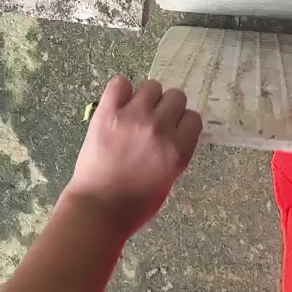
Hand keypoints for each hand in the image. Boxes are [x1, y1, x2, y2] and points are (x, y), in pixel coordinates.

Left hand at [61, 76, 201, 238]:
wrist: (99, 208)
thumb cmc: (136, 203)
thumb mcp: (169, 178)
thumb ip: (175, 151)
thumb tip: (173, 130)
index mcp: (178, 149)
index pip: (193, 117)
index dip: (182, 123)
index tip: (173, 129)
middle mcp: (159, 128)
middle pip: (176, 96)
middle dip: (167, 107)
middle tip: (153, 120)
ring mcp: (133, 117)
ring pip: (151, 86)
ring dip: (146, 98)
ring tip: (134, 112)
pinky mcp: (107, 112)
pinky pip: (120, 83)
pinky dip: (120, 91)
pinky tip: (117, 106)